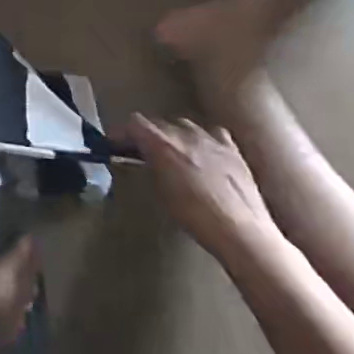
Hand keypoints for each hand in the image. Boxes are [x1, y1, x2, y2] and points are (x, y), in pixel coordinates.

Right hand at [128, 113, 277, 253]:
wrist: (240, 230)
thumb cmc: (192, 215)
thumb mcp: (158, 190)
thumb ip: (147, 166)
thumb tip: (138, 158)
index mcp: (162, 144)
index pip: (135, 123)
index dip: (122, 133)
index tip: (114, 145)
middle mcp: (186, 135)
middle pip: (158, 123)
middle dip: (145, 135)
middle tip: (138, 152)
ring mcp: (212, 140)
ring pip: (184, 125)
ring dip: (172, 134)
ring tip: (170, 152)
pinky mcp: (233, 150)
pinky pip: (212, 133)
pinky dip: (202, 138)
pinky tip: (202, 151)